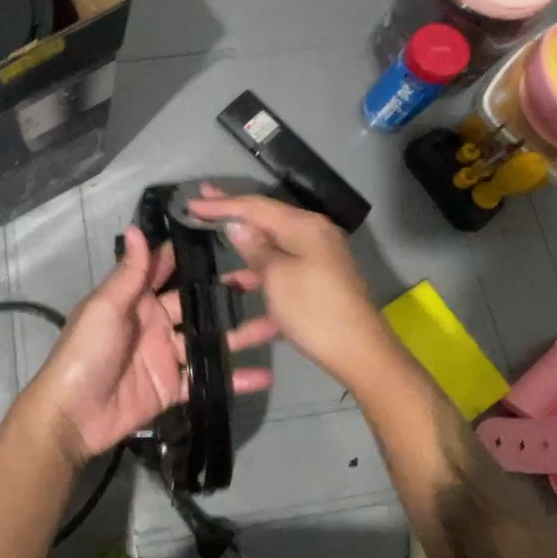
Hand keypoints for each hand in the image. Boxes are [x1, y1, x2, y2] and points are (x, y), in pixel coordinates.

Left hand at [19, 226, 277, 466]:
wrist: (72, 415)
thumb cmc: (85, 353)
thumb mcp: (105, 308)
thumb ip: (129, 274)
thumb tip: (137, 228)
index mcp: (135, 300)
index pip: (166, 271)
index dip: (192, 257)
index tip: (224, 238)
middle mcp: (154, 323)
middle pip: (196, 305)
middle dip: (226, 294)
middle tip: (263, 280)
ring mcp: (165, 357)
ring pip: (208, 341)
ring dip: (239, 334)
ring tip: (275, 325)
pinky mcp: (172, 389)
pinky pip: (207, 380)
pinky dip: (234, 378)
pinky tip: (264, 375)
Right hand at [185, 187, 393, 386]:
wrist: (362, 356)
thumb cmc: (315, 310)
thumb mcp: (277, 277)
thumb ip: (256, 248)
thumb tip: (239, 226)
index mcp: (304, 227)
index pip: (256, 207)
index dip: (222, 203)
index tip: (194, 201)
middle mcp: (314, 239)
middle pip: (266, 226)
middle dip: (234, 222)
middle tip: (201, 209)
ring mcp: (318, 265)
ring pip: (273, 260)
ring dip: (245, 269)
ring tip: (214, 271)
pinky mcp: (319, 291)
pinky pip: (284, 288)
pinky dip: (263, 305)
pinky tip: (237, 334)